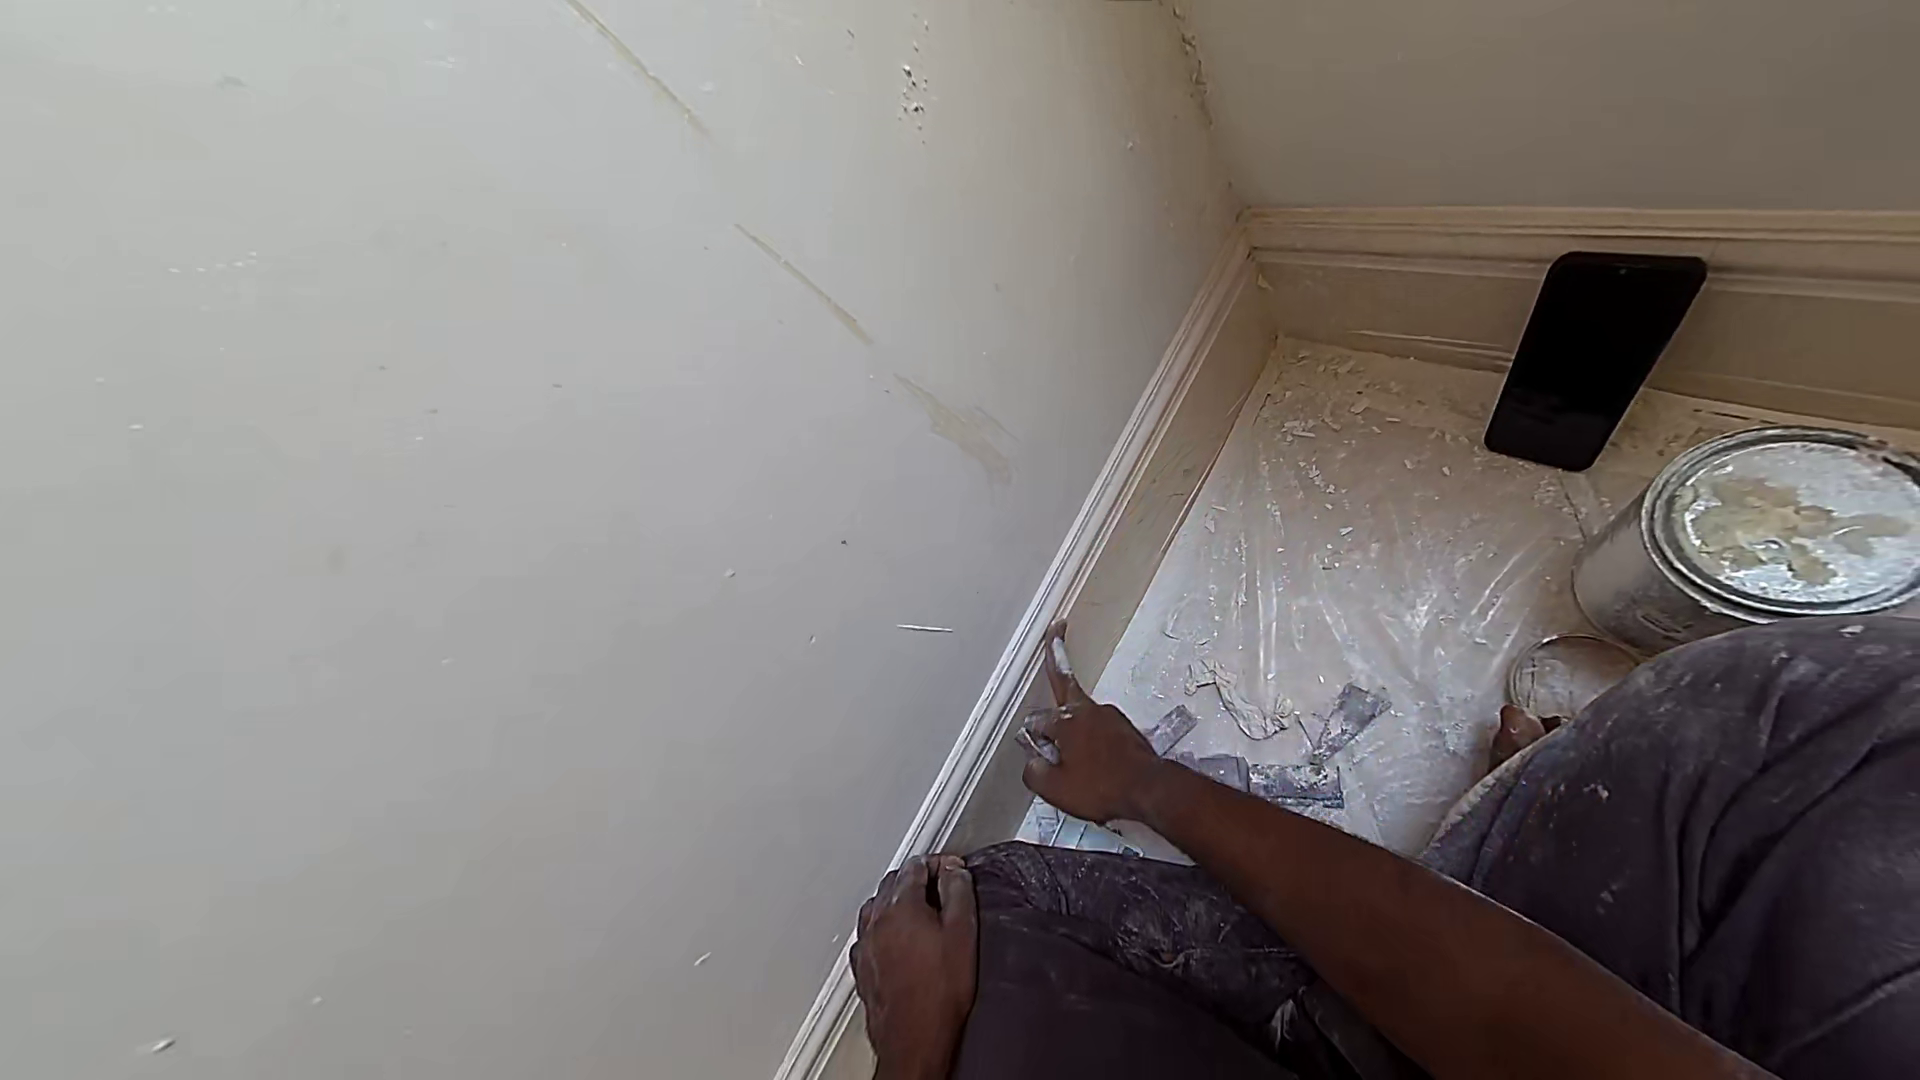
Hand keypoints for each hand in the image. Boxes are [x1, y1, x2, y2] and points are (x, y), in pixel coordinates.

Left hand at [852, 855, 977, 1079]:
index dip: (938, 862)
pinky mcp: (862, 968)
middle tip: (940, 884)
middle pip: (894, 881)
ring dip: (896, 898)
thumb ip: (959, 892)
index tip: (953, 869)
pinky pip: (868, 931)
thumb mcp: (963, 934)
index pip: (916, 866)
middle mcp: (878, 920)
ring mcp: (867, 944)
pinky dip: (882, 924)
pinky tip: (895, 935)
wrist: (915, 1045)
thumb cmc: (939, 996)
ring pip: (877, 904)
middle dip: (917, 876)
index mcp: (901, 906)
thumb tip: (954, 871)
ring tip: (918, 906)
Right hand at [1020, 620, 1164, 823]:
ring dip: (1073, 719)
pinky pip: (1099, 725)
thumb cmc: (1105, 788)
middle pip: (1063, 682)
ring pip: (1081, 711)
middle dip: (1055, 653)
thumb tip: (1032, 763)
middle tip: (1056, 630)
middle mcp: (1087, 710)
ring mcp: (1108, 716)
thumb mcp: (1055, 789)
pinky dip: (1092, 735)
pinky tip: (1095, 758)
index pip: (1035, 721)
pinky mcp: (1124, 728)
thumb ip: (1034, 771)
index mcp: (1065, 721)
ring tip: (1074, 745)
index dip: (1031, 738)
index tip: (1032, 749)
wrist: (1151, 791)